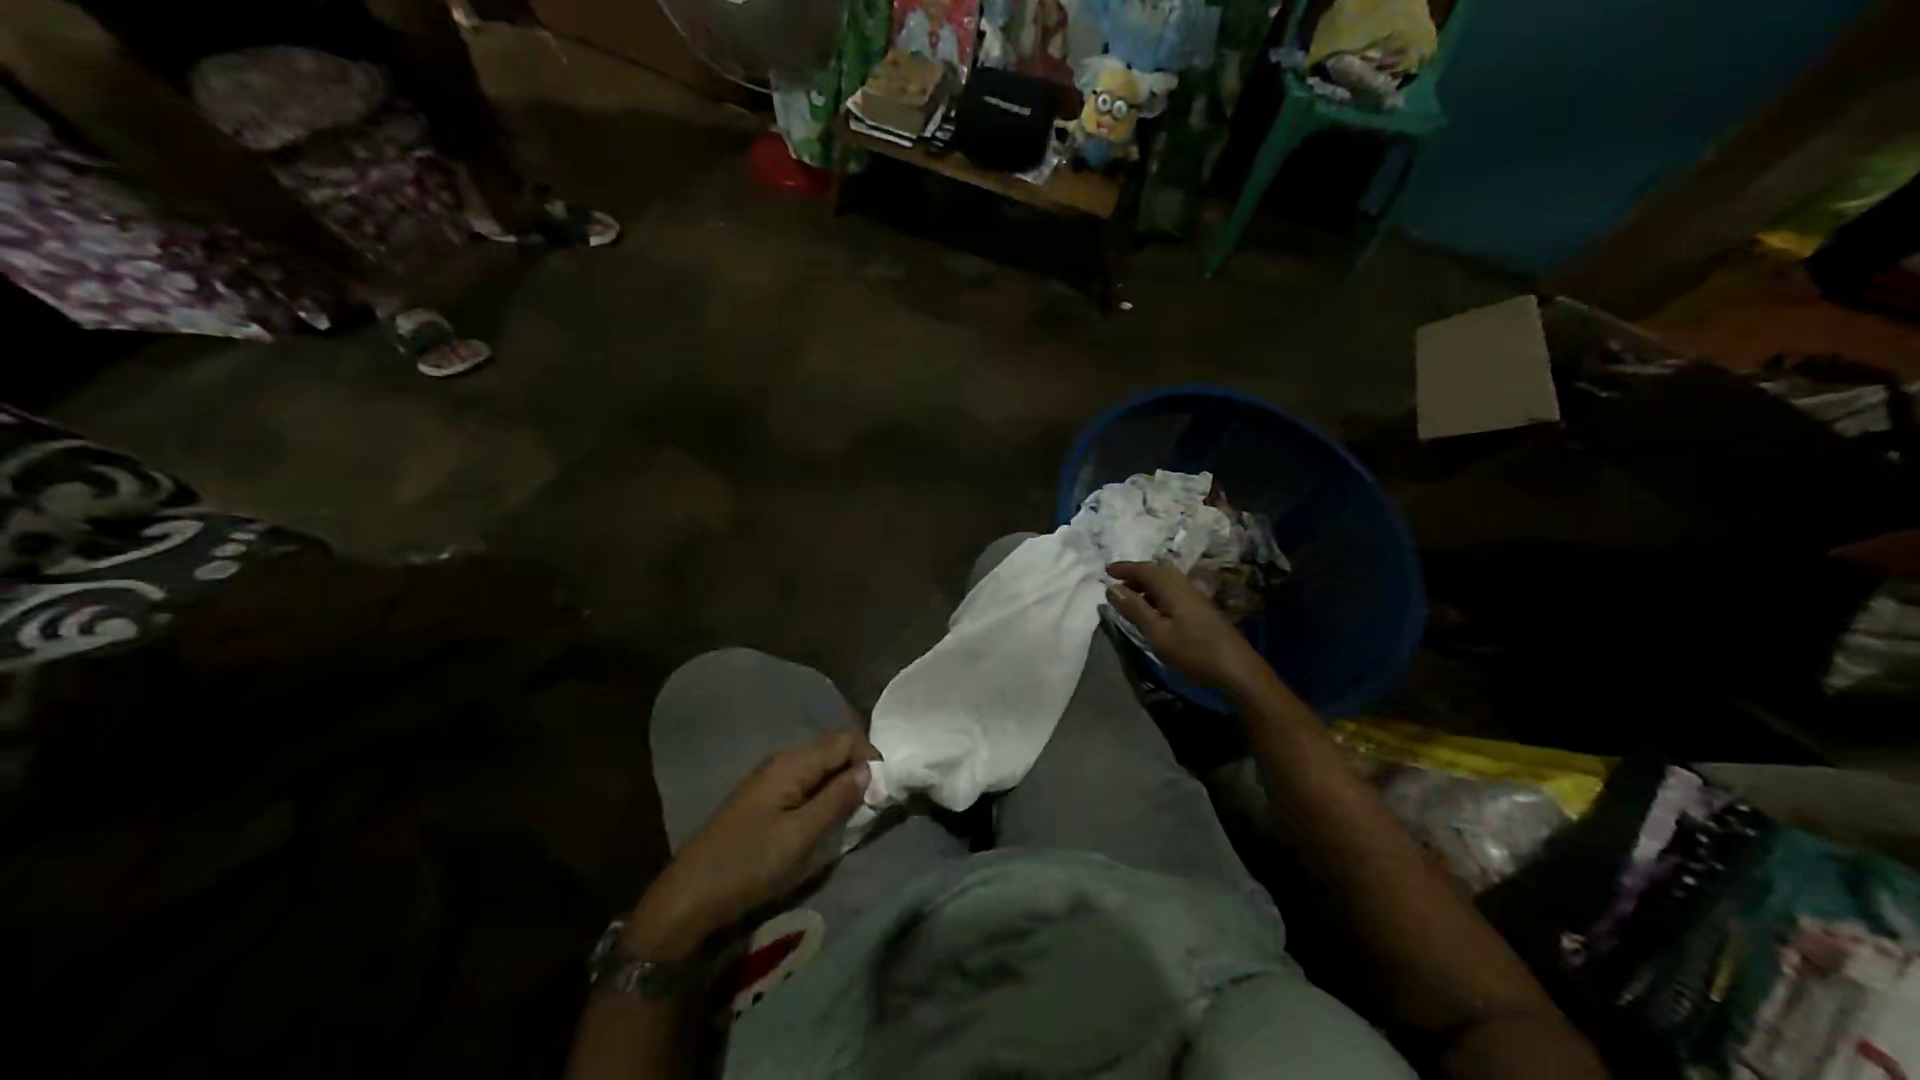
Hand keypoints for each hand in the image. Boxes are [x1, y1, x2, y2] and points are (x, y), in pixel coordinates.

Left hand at [625, 729, 876, 959]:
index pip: (846, 738)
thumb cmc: (749, 864)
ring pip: (820, 766)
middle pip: (833, 748)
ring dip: (842, 783)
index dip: (871, 758)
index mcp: (792, 762)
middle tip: (872, 806)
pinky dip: (823, 793)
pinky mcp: (764, 797)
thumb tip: (870, 770)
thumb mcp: (801, 835)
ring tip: (854, 815)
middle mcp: (782, 760)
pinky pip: (805, 781)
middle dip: (859, 769)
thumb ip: (838, 798)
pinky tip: (825, 819)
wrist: (690, 895)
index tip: (884, 792)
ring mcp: (770, 778)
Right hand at [1106, 561, 1271, 695]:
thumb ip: (1134, 609)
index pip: (1146, 570)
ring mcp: (1196, 598)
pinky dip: (1158, 594)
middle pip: (1159, 570)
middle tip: (1119, 584)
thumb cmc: (1193, 651)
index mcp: (1173, 589)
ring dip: (1148, 584)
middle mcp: (1185, 587)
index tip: (1106, 571)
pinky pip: (1174, 591)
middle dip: (1137, 573)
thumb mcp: (1157, 633)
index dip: (1125, 568)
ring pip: (1168, 581)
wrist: (1236, 669)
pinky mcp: (1202, 610)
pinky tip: (1154, 611)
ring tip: (1131, 598)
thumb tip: (1112, 588)